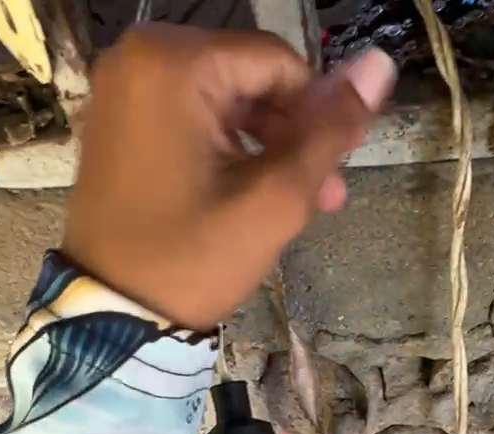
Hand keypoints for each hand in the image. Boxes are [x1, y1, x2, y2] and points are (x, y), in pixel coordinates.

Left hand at [62, 26, 395, 327]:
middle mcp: (138, 58)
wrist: (112, 317)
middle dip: (291, 137)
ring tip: (293, 206)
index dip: (318, 113)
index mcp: (173, 63)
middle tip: (322, 197)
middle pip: (249, 80)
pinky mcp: (116, 126)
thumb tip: (381, 64)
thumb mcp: (273, 200)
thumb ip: (328, 131)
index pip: (278, 62)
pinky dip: (224, 152)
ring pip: (222, 103)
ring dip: (264, 149)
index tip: (336, 170)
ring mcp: (121, 92)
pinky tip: (248, 197)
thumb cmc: (193, 259)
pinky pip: (189, 122)